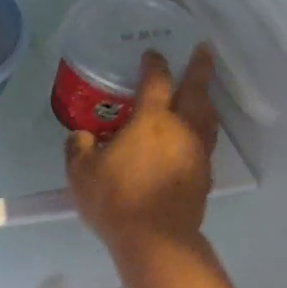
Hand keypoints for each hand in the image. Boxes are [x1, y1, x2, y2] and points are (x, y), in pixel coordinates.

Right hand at [66, 45, 219, 251]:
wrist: (154, 237)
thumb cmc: (115, 200)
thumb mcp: (81, 174)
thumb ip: (78, 148)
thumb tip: (80, 135)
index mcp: (151, 120)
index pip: (155, 81)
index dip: (154, 64)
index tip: (152, 53)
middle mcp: (181, 127)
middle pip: (196, 89)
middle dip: (199, 67)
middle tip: (203, 50)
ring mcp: (197, 150)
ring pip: (207, 115)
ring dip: (206, 98)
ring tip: (203, 91)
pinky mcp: (204, 174)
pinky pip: (205, 142)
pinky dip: (202, 130)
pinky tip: (195, 136)